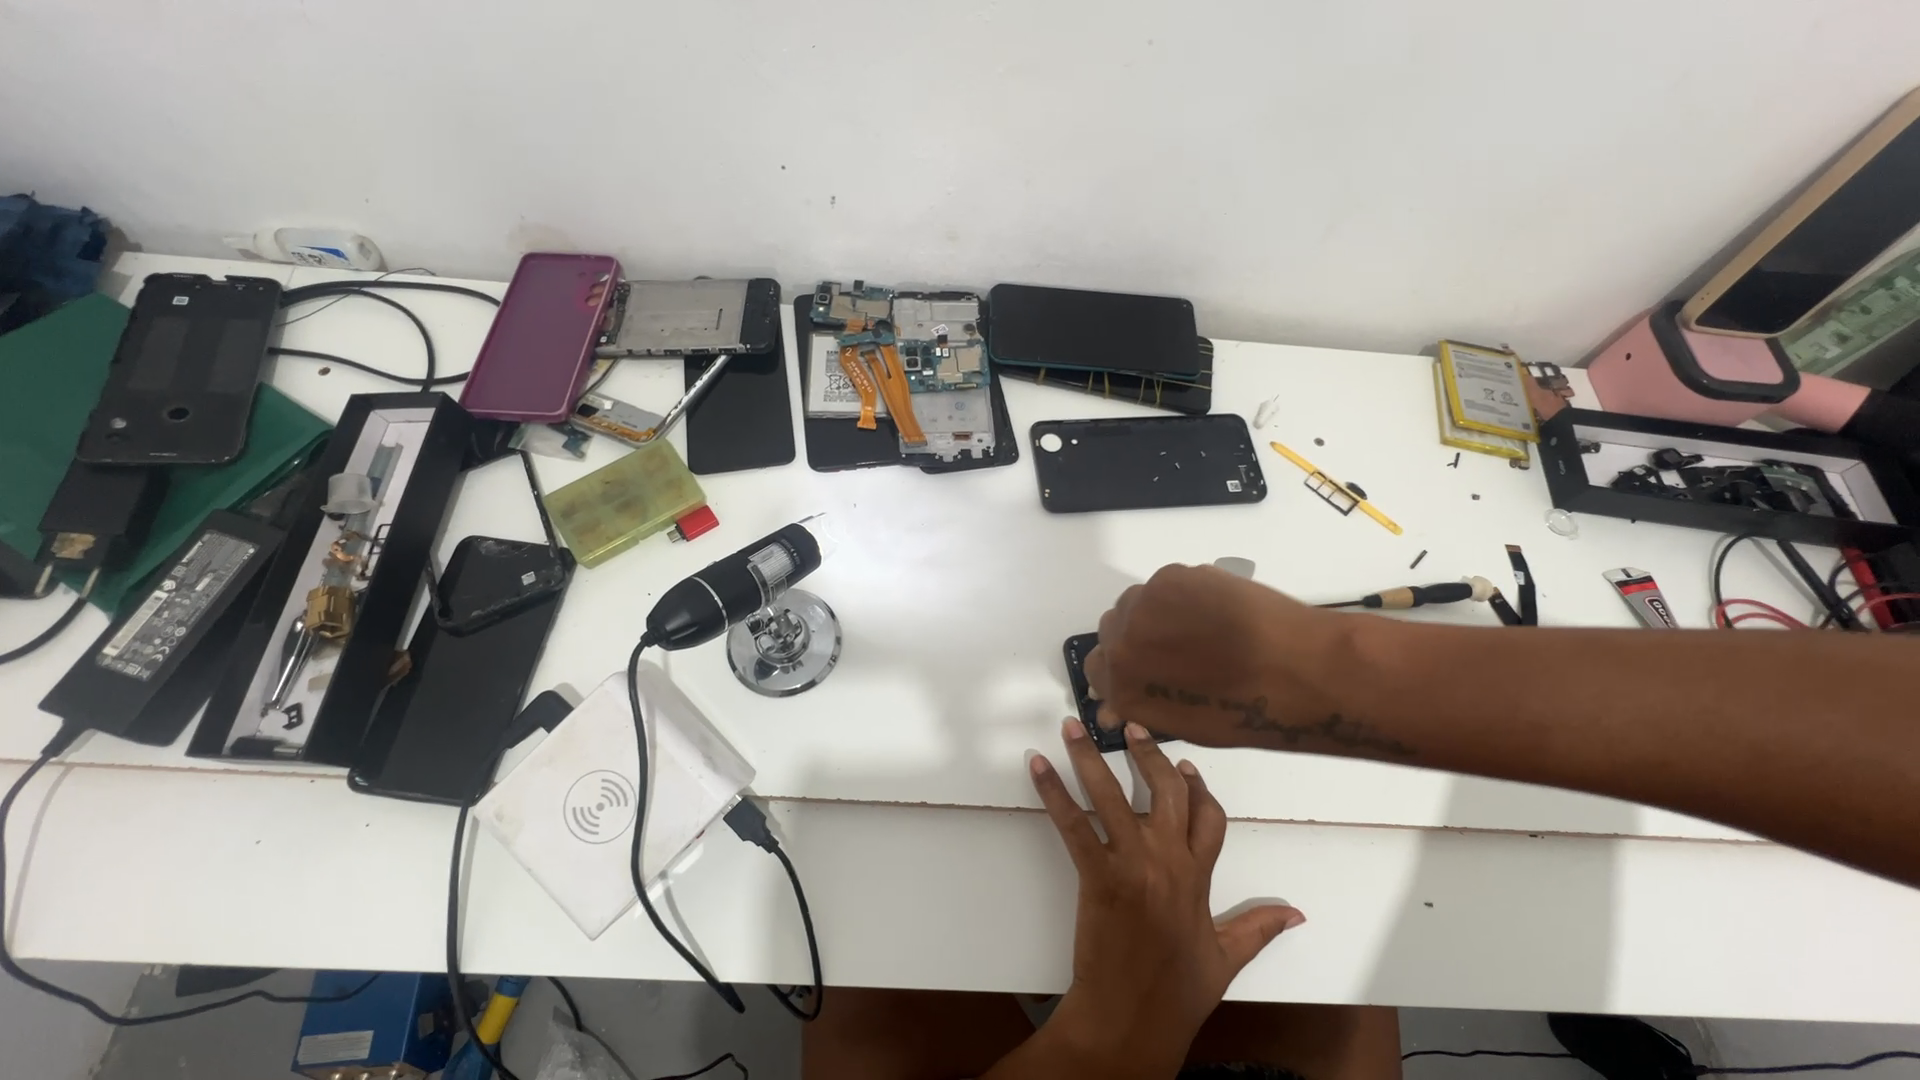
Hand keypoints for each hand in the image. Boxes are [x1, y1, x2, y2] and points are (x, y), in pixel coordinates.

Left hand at [1026, 718, 1303, 1074]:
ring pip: (1114, 797)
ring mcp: (1135, 865)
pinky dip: (1054, 793)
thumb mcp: (1226, 958)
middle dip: (1149, 754)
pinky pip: (1075, 825)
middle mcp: (1171, 861)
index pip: (1210, 818)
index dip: (1199, 788)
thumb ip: (1259, 927)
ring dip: (1090, 757)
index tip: (1187, 765)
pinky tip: (1039, 767)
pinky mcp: (1099, 876)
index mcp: (1201, 877)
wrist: (1133, 1020)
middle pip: (1166, 793)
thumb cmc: (1177, 992)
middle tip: (1130, 724)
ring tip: (1073, 726)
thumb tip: (1298, 912)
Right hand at [1083, 564, 1352, 748]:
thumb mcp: (1181, 723)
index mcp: (1120, 685)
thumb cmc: (1244, 711)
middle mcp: (1121, 641)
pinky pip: (1166, 584)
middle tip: (1173, 649)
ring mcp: (1145, 604)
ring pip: (1137, 603)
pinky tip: (1214, 611)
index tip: (1141, 671)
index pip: (1096, 669)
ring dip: (1156, 613)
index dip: (1119, 669)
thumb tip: (1113, 706)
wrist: (1293, 668)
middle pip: (1112, 630)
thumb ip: (1140, 707)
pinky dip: (1183, 595)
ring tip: (1198, 628)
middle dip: (1135, 639)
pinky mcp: (1172, 576)